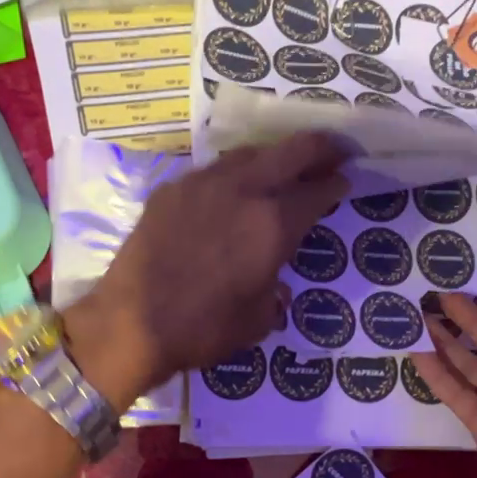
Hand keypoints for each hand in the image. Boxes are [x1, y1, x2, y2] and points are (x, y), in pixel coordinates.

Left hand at [67, 134, 348, 404]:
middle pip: (292, 151)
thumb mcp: (258, 320)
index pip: (317, 191)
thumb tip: (274, 283)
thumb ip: (275, 292)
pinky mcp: (171, 190)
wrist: (131, 323)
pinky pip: (213, 170)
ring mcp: (203, 184)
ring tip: (283, 166)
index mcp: (274, 225)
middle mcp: (243, 192)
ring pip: (250, 153)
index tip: (345, 180)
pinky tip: (233, 189)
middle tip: (333, 150)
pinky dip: (234, 173)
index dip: (335, 184)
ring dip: (274, 156)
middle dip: (319, 148)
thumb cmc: (203, 329)